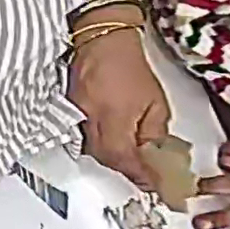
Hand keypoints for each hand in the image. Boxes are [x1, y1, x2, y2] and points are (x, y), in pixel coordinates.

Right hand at [68, 13, 169, 190]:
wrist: (101, 41)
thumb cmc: (128, 65)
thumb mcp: (156, 100)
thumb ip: (155, 131)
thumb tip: (156, 154)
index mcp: (116, 116)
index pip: (128, 160)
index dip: (143, 176)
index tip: (159, 187)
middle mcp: (92, 119)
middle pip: (107, 161)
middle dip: (127, 172)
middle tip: (146, 178)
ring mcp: (77, 116)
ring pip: (92, 152)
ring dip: (112, 162)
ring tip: (130, 163)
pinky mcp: (69, 112)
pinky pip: (82, 139)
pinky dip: (98, 148)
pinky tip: (109, 147)